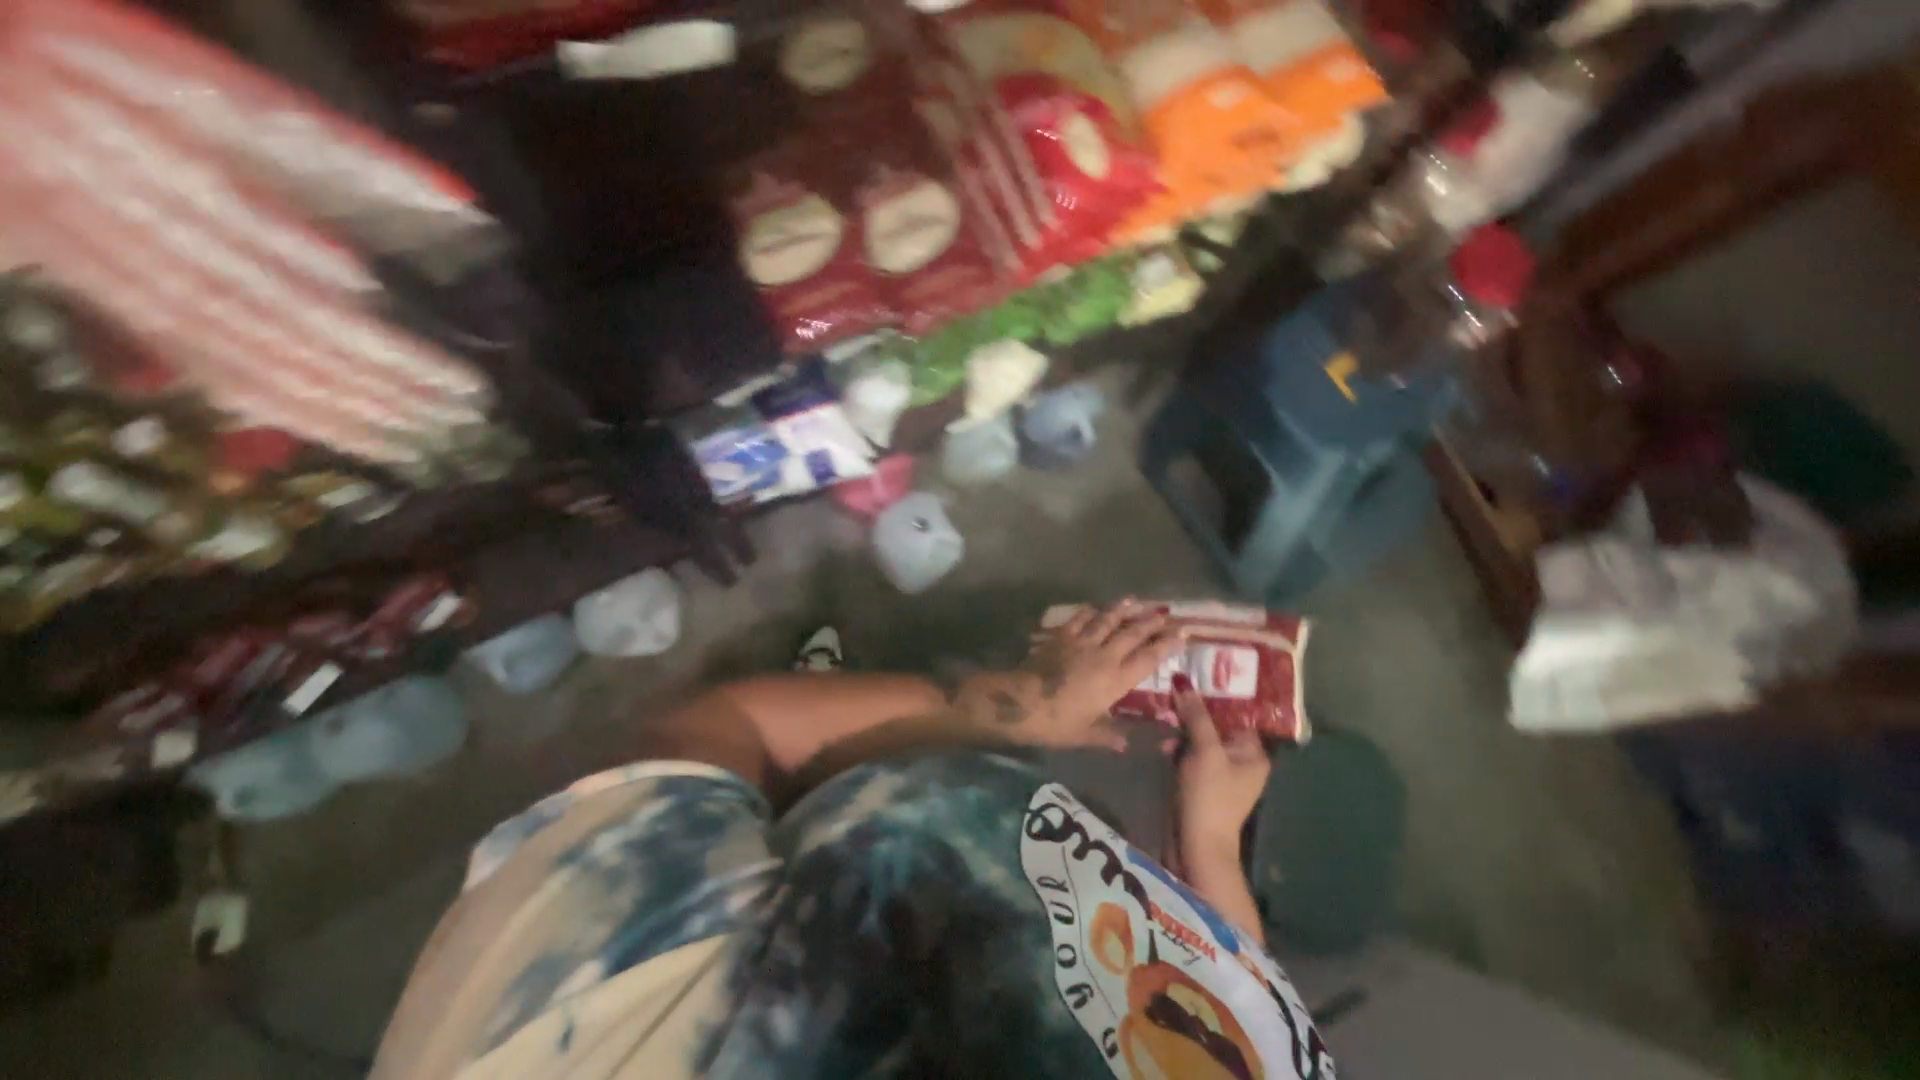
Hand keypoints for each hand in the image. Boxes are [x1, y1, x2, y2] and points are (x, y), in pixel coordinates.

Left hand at [957, 600, 1180, 750]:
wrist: (1021, 702)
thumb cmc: (1057, 723)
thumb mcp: (1086, 734)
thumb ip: (1108, 736)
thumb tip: (1125, 745)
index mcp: (1116, 680)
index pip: (1148, 658)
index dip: (1166, 645)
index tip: (1182, 634)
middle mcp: (1104, 656)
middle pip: (1133, 633)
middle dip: (1151, 622)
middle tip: (1165, 612)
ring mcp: (1082, 643)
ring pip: (1108, 620)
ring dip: (1123, 609)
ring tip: (1135, 601)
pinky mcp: (1061, 637)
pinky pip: (1080, 619)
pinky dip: (1090, 611)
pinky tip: (1095, 607)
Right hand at [1173, 682, 1271, 862]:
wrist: (1197, 846)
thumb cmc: (1209, 796)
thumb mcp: (1205, 751)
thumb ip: (1196, 716)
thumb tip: (1184, 682)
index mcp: (1254, 753)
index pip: (1237, 715)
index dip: (1215, 697)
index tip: (1192, 679)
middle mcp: (1242, 762)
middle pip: (1216, 726)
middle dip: (1193, 716)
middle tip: (1171, 703)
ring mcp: (1222, 775)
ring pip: (1200, 742)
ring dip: (1182, 734)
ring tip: (1164, 732)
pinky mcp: (1203, 786)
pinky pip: (1191, 758)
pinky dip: (1179, 751)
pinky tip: (1164, 749)